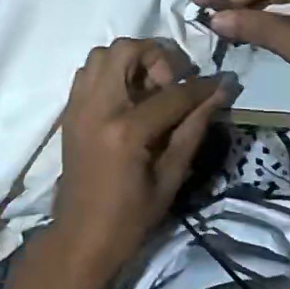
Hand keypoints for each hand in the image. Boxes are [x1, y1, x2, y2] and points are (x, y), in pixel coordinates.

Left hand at [52, 39, 238, 276]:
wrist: (81, 237)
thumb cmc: (131, 217)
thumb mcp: (170, 177)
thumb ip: (194, 128)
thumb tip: (220, 92)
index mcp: (126, 131)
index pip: (172, 93)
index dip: (201, 86)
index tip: (220, 81)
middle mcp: (97, 108)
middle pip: (126, 51)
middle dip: (157, 56)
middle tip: (172, 81)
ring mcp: (78, 107)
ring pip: (102, 54)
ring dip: (130, 60)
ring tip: (149, 86)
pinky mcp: (69, 112)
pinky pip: (87, 72)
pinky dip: (109, 72)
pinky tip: (127, 96)